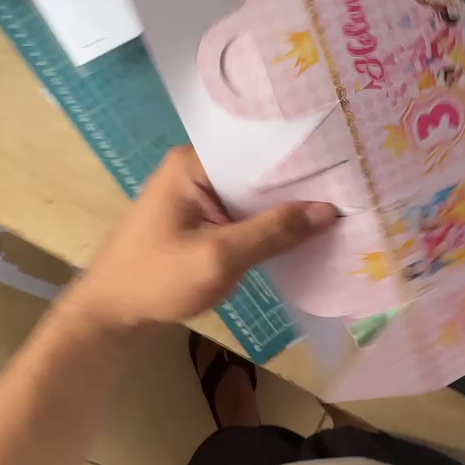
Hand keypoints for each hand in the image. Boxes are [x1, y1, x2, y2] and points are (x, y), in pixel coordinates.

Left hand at [66, 148, 336, 331]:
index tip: (347, 168)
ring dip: (288, 207)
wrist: (110, 315)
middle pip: (260, 171)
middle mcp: (198, 169)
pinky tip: (304, 233)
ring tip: (339, 210)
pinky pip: (245, 213)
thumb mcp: (219, 257)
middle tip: (354, 191)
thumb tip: (329, 211)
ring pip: (256, 195)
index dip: (303, 160)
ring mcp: (199, 194)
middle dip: (301, 184)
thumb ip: (273, 232)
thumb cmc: (156, 280)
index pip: (260, 150)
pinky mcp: (203, 218)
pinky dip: (270, 224)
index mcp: (195, 163)